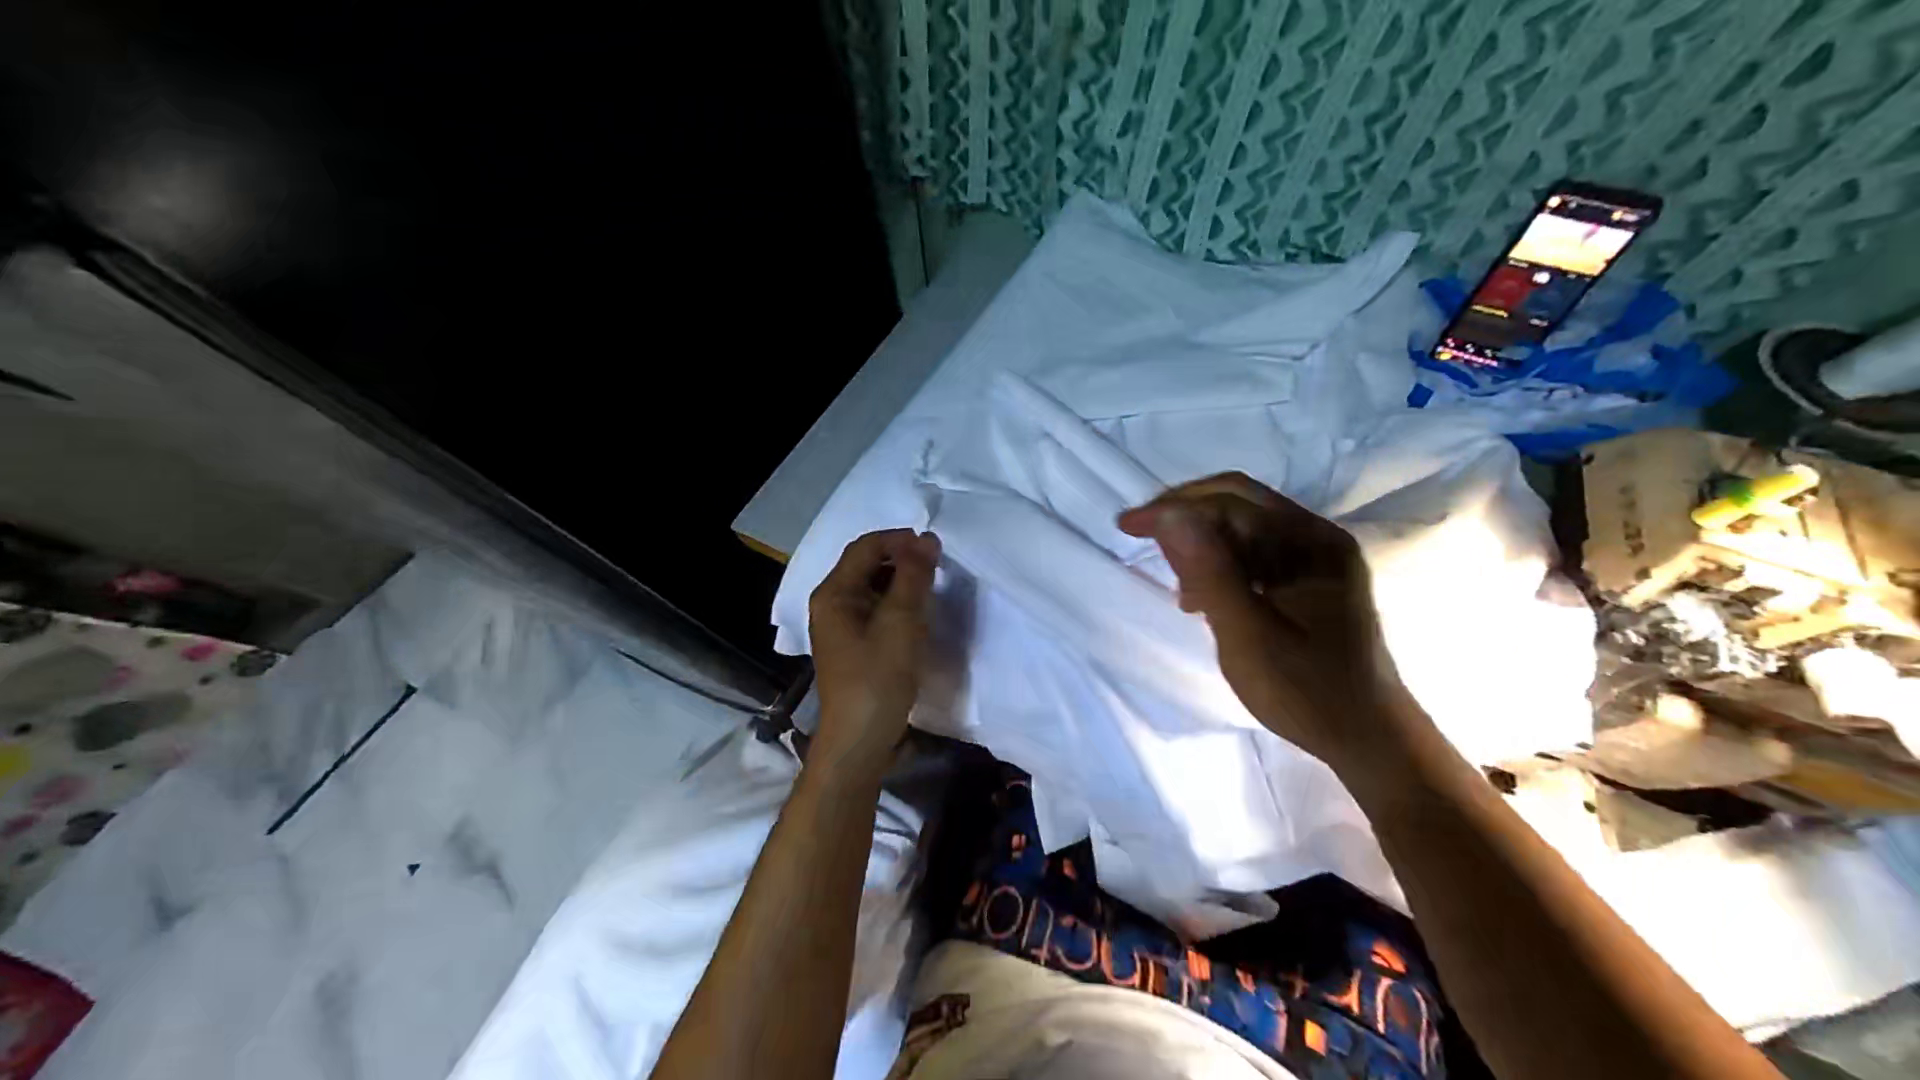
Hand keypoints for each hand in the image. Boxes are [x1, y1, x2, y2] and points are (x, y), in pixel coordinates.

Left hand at [807, 528, 940, 770]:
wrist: (859, 742)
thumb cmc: (877, 679)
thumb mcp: (900, 623)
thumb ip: (914, 577)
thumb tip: (926, 539)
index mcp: (833, 593)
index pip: (866, 546)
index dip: (901, 540)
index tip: (936, 550)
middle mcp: (831, 604)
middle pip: (867, 564)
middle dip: (903, 560)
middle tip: (938, 570)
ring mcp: (840, 626)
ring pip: (873, 588)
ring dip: (902, 582)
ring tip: (932, 591)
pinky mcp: (853, 645)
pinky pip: (876, 610)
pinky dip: (897, 605)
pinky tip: (918, 618)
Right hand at [1118, 473, 1414, 769]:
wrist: (1369, 740)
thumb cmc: (1307, 692)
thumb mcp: (1248, 636)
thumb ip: (1210, 573)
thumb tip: (1170, 516)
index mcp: (1310, 544)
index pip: (1230, 503)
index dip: (1173, 508)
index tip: (1127, 526)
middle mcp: (1316, 539)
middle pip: (1239, 502)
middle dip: (1184, 512)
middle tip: (1139, 532)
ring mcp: (1316, 560)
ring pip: (1244, 527)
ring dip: (1200, 540)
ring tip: (1172, 579)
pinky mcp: (1309, 582)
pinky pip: (1255, 553)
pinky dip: (1219, 562)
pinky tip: (1200, 596)